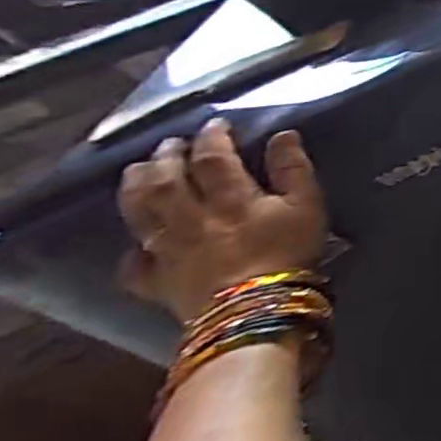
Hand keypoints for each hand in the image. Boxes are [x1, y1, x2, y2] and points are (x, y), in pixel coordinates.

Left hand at [117, 118, 326, 320]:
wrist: (257, 315)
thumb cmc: (289, 254)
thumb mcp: (308, 205)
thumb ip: (294, 169)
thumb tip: (282, 135)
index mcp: (229, 197)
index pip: (211, 157)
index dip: (211, 136)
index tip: (216, 125)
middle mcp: (190, 218)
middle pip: (164, 180)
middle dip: (165, 156)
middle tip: (172, 145)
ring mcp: (167, 251)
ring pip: (138, 213)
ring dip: (135, 187)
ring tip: (140, 172)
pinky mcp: (156, 283)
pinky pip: (133, 265)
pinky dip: (132, 251)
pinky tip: (139, 242)